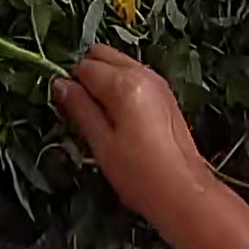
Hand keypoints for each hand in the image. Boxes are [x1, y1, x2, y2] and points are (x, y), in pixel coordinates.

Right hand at [55, 46, 248, 248]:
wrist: (188, 196)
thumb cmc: (143, 176)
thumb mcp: (102, 145)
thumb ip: (79, 108)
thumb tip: (59, 84)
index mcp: (122, 84)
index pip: (83, 67)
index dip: (71, 86)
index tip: (70, 107)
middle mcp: (140, 73)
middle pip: (100, 52)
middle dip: (87, 73)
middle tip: (85, 107)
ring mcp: (155, 80)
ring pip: (116, 60)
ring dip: (104, 77)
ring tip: (104, 114)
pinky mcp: (164, 91)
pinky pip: (132, 72)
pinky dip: (120, 83)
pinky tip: (122, 115)